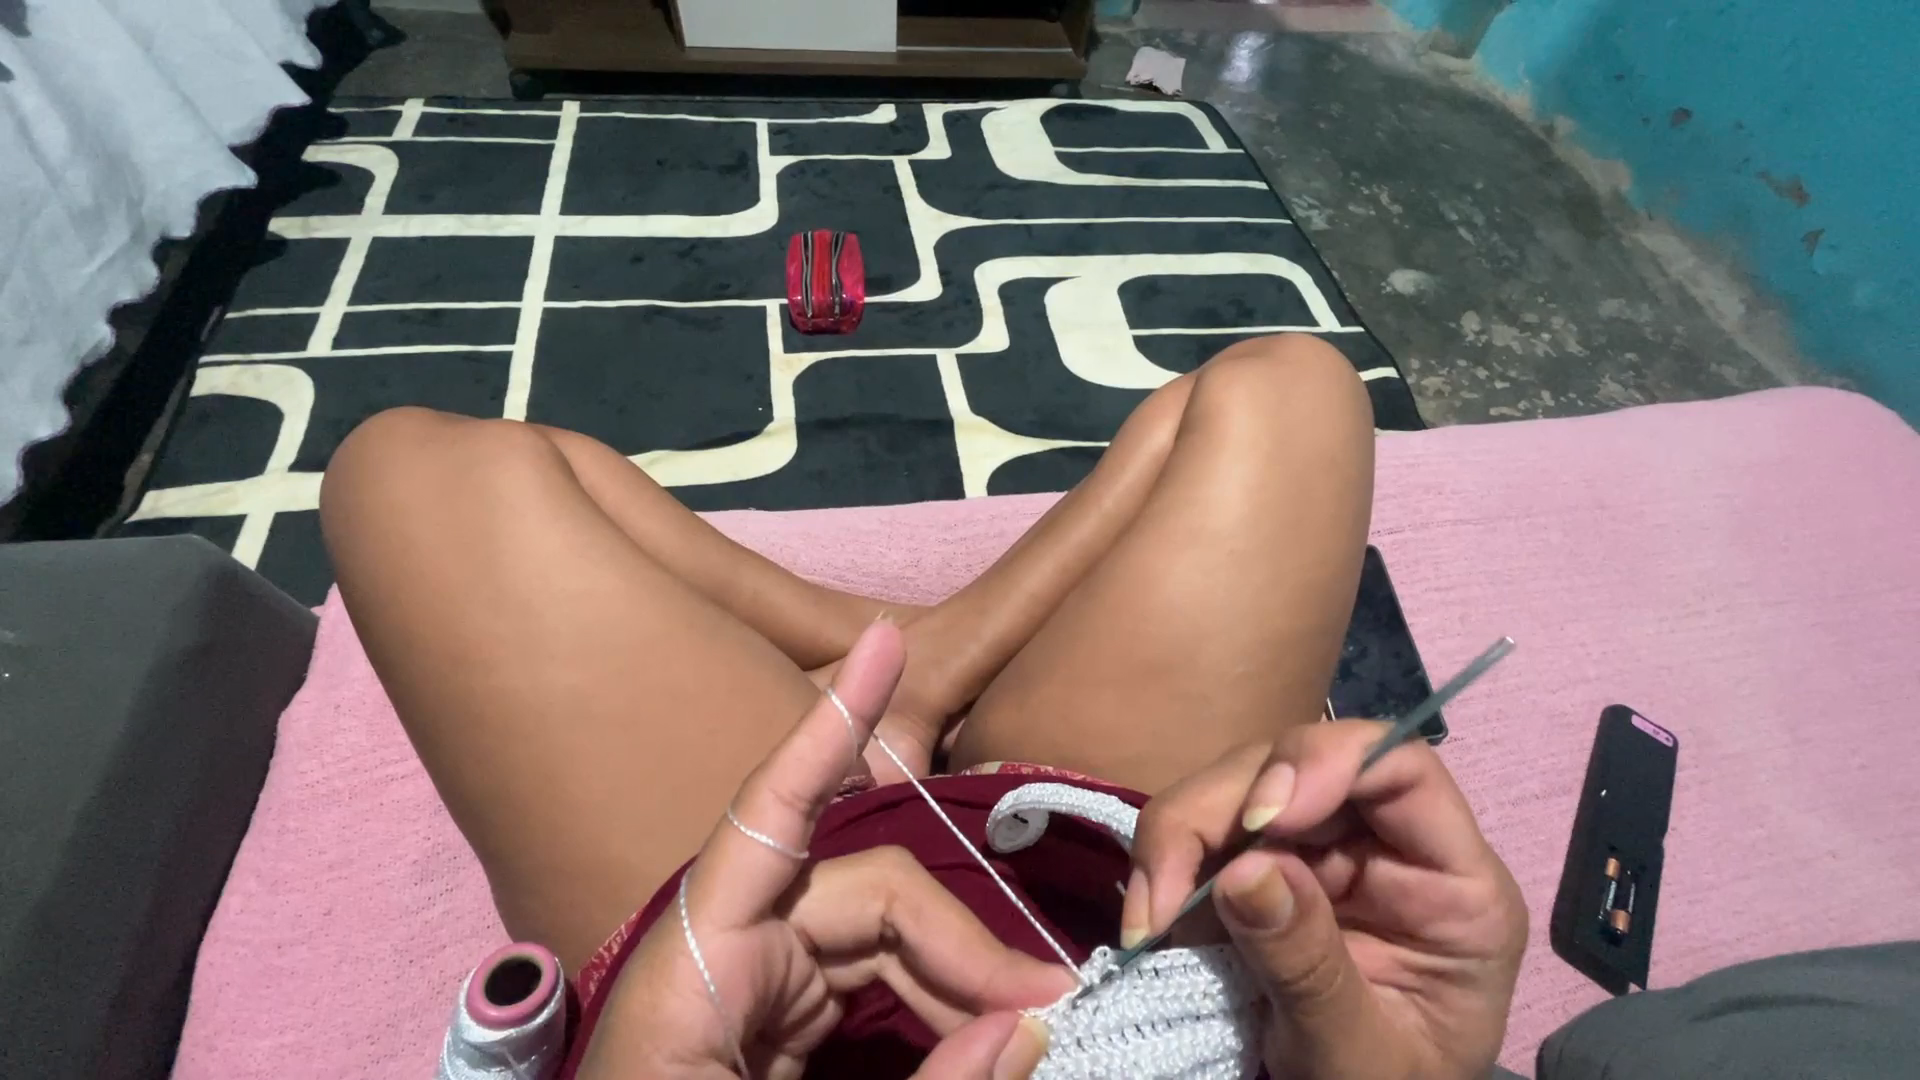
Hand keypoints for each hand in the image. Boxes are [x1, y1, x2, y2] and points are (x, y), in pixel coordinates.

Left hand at [582, 621, 1073, 1079]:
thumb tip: (1024, 1026)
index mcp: (697, 970)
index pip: (772, 813)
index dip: (832, 723)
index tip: (885, 643)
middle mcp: (729, 951)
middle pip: (869, 897)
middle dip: (967, 937)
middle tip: (1057, 998)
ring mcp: (758, 984)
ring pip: (883, 940)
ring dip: (963, 974)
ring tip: (1036, 1018)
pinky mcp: (780, 1021)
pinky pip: (873, 986)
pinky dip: (935, 1004)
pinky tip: (985, 1033)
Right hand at [1123, 722, 1526, 1079]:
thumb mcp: (1364, 1058)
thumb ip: (1311, 969)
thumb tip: (1242, 870)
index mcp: (1445, 879)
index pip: (1397, 767)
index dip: (1326, 761)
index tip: (1262, 820)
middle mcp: (1369, 839)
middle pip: (1284, 764)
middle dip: (1215, 814)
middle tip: (1164, 894)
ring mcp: (1304, 844)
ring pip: (1227, 787)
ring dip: (1175, 838)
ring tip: (1147, 920)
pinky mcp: (1247, 858)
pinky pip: (1195, 828)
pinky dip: (1160, 862)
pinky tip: (1147, 917)